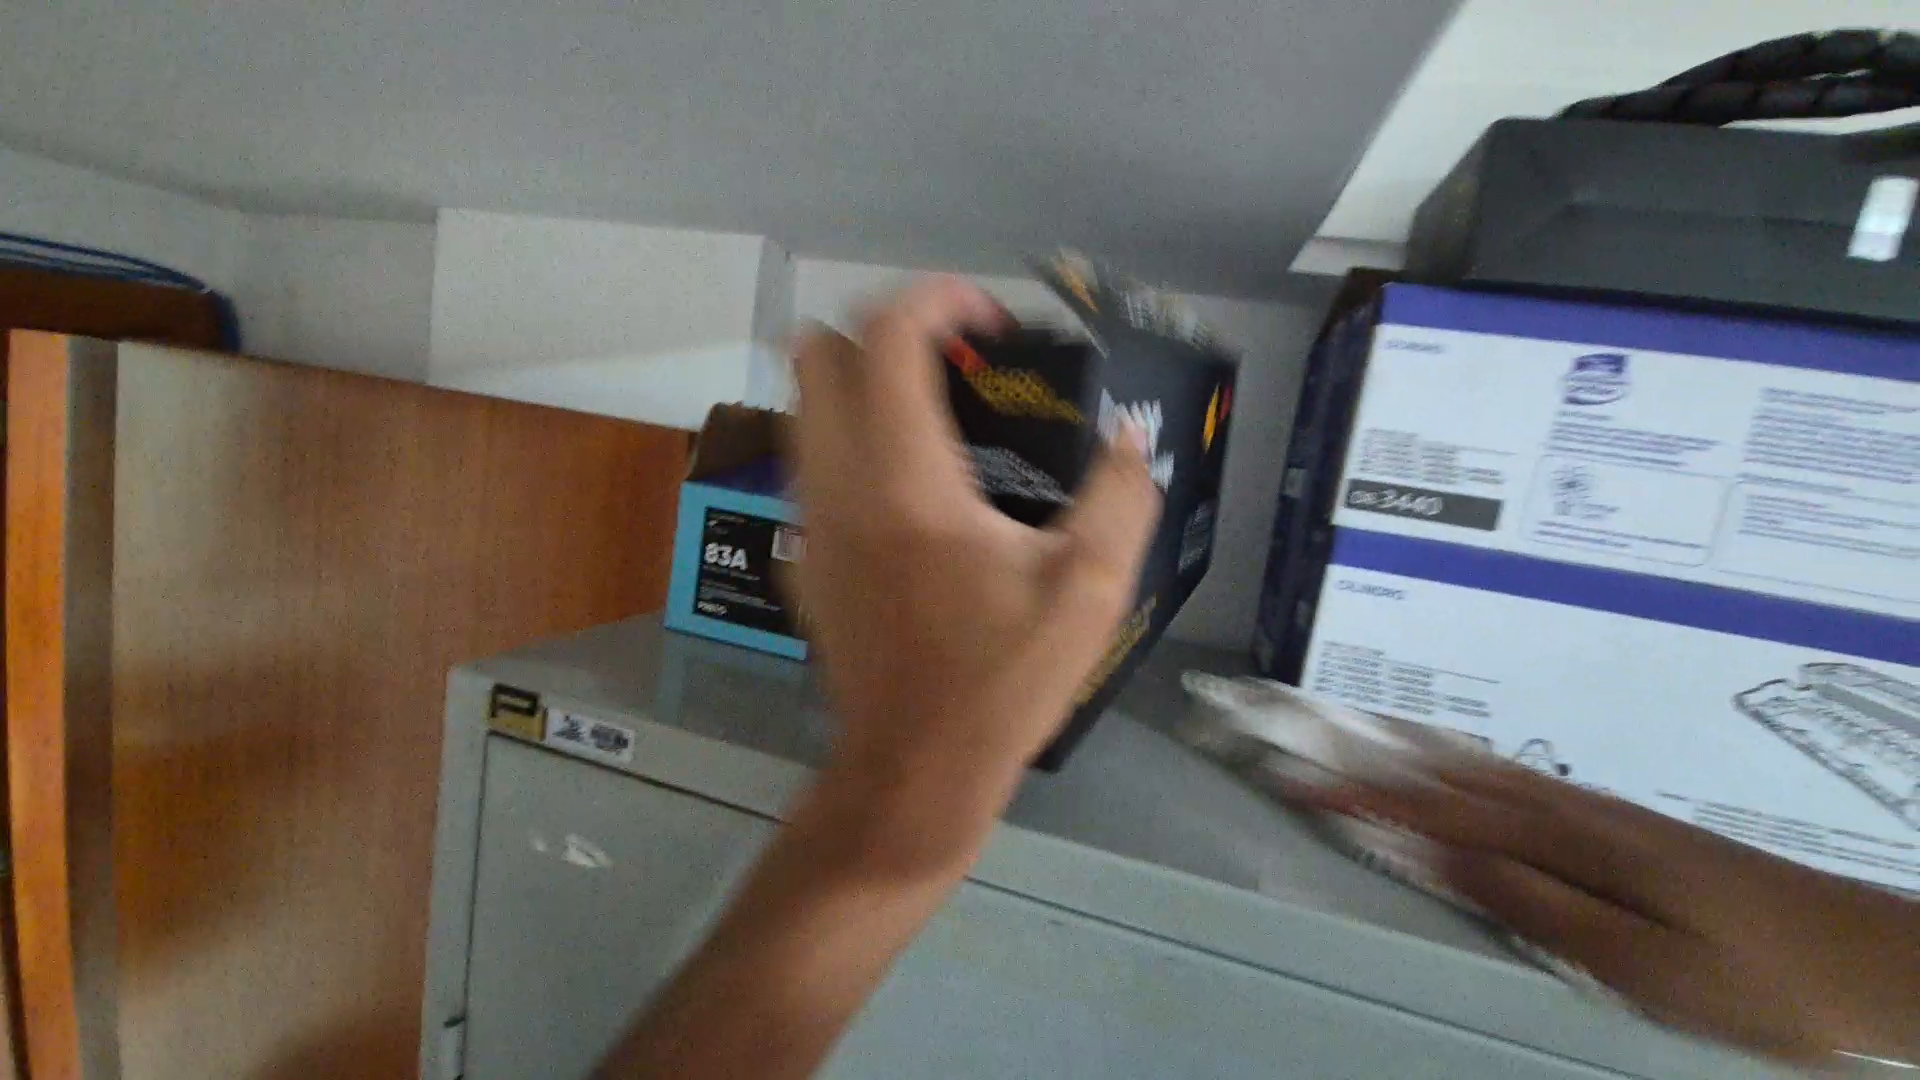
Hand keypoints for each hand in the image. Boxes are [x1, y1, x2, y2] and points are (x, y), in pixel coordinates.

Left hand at [791, 277, 1160, 829]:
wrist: (913, 769)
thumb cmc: (1001, 682)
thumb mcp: (1090, 591)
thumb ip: (1121, 495)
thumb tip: (1130, 434)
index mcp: (906, 479)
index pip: (888, 334)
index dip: (937, 296)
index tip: (988, 320)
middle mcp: (839, 484)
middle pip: (820, 352)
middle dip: (885, 332)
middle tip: (956, 366)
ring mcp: (809, 522)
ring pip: (804, 406)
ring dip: (863, 383)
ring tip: (938, 420)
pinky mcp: (804, 557)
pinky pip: (811, 464)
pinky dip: (851, 440)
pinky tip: (911, 492)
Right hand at [1298, 761, 1919, 1065]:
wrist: (1878, 959)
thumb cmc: (1759, 981)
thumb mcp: (1647, 967)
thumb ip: (1534, 902)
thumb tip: (1439, 852)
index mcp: (1558, 841)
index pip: (1433, 811)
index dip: (1362, 796)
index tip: (1299, 784)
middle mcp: (1561, 808)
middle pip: (1443, 775)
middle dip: (1368, 761)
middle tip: (1305, 747)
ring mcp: (1586, 808)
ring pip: (1473, 767)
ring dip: (1405, 753)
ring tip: (1352, 738)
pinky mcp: (1608, 817)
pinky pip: (1506, 776)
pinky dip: (1456, 760)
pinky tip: (1449, 760)